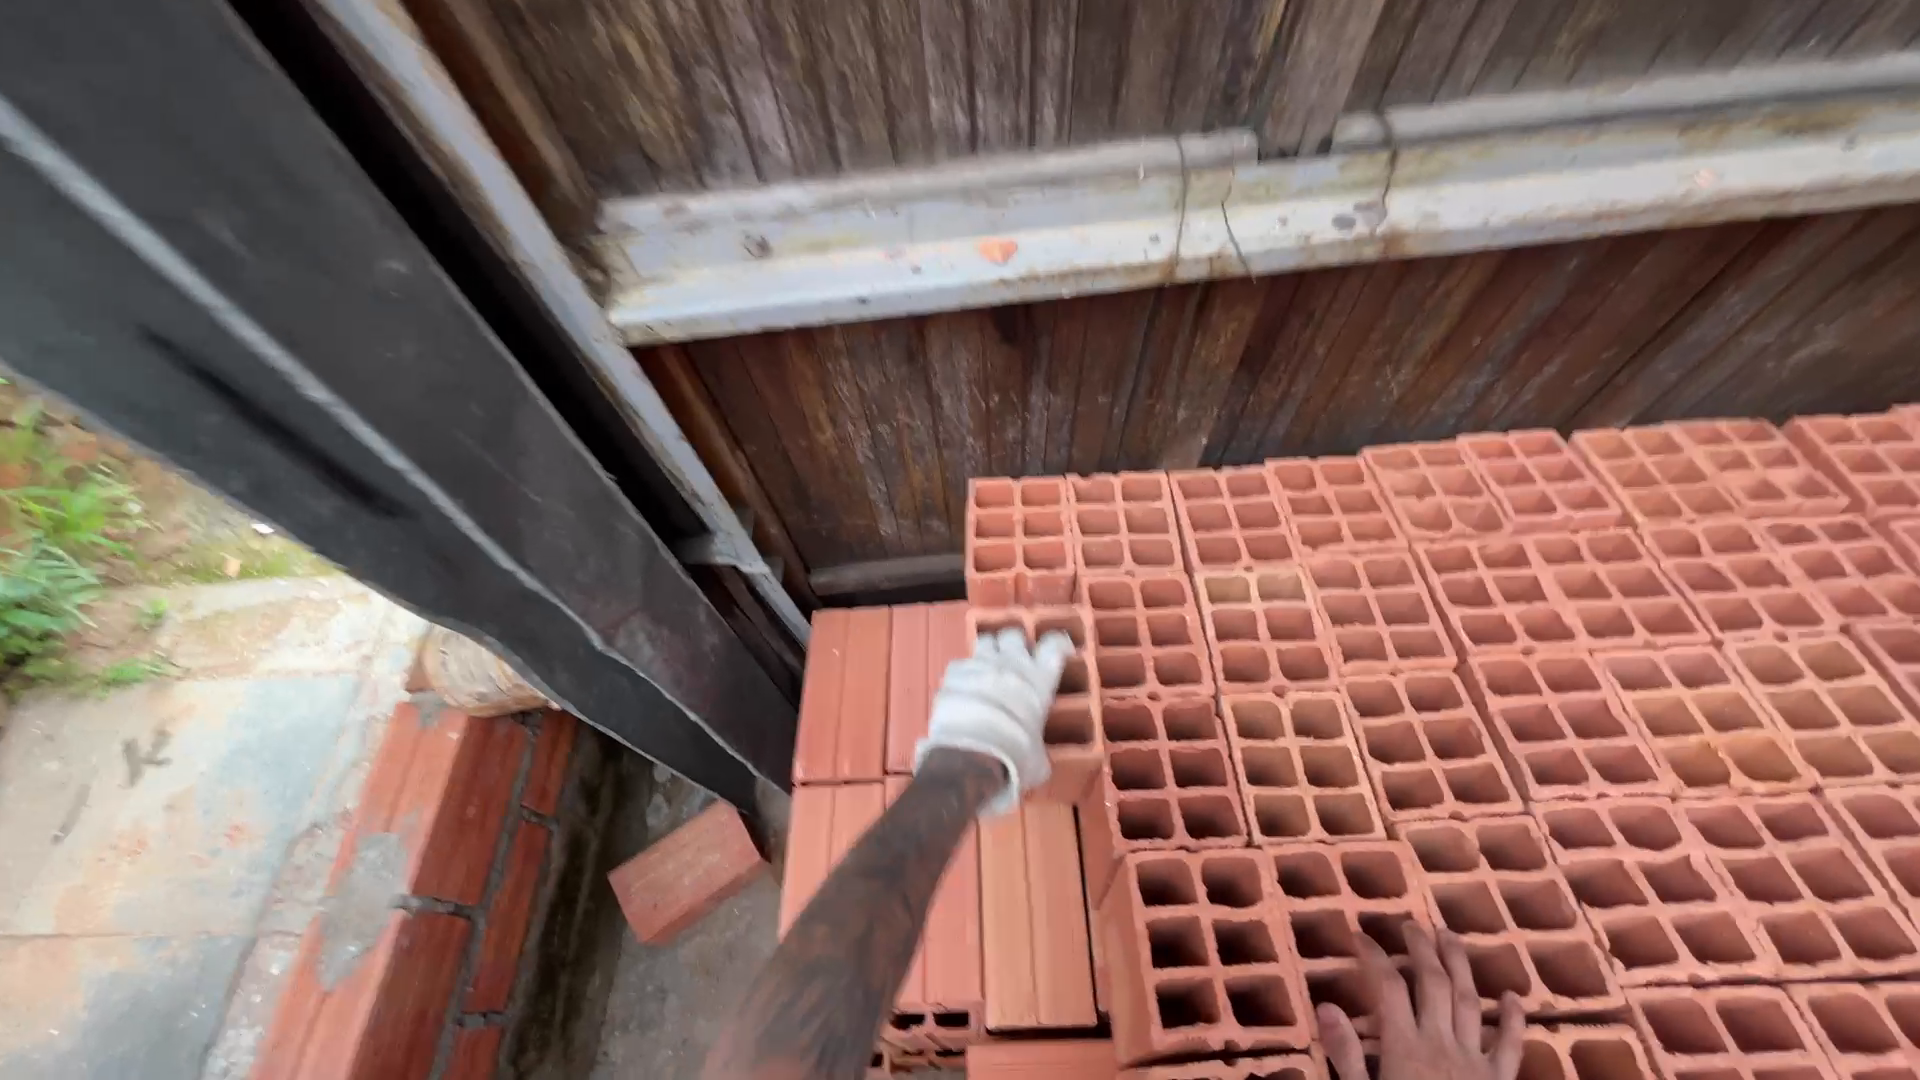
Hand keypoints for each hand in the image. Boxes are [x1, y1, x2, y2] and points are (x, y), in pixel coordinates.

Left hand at [913, 627, 1074, 813]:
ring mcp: (981, 663)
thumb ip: (1039, 745)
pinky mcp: (954, 670)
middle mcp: (1012, 663)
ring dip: (987, 652)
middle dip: (1013, 643)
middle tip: (1012, 661)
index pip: (1054, 644)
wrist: (971, 754)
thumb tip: (1036, 757)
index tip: (1058, 648)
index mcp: (1040, 680)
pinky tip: (960, 692)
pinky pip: (959, 664)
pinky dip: (961, 675)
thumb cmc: (1015, 757)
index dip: (1057, 642)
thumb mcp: (1038, 757)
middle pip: (1014, 634)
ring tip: (984, 671)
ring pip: (985, 640)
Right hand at [1318, 925, 1523, 1079]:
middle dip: (1419, 947)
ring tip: (1449, 936)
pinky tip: (1514, 997)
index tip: (1359, 934)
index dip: (1373, 953)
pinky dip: (1512, 1020)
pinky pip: (1510, 1047)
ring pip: (1469, 1001)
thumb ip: (1347, 1055)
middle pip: (1432, 982)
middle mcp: (1441, 1044)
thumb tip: (1326, 1005)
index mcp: (1405, 1047)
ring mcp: (1475, 1062)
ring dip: (1459, 965)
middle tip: (1408, 923)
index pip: (1387, 985)